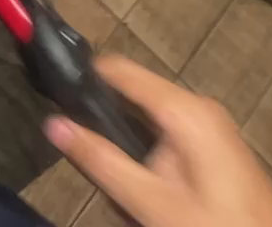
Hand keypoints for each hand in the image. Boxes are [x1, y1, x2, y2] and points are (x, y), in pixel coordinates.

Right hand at [46, 57, 271, 226]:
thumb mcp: (152, 203)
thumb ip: (100, 160)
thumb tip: (52, 122)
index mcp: (184, 108)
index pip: (116, 68)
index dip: (84, 79)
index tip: (56, 99)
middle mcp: (198, 107)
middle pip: (131, 101)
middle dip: (110, 136)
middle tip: (103, 179)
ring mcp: (212, 128)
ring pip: (147, 127)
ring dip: (130, 158)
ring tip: (129, 202)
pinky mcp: (218, 151)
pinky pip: (168, 143)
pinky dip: (152, 167)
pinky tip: (153, 204)